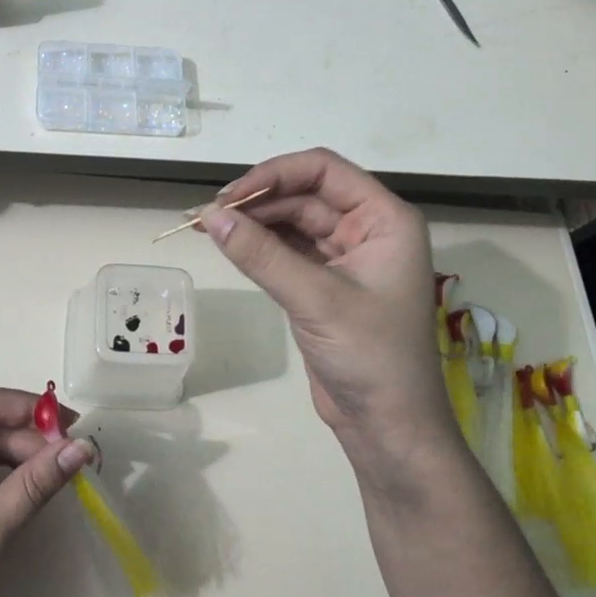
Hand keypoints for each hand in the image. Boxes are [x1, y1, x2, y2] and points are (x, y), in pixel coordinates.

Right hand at [200, 149, 451, 456]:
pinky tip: (228, 245)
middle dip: (258, 199)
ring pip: (293, 222)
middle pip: (305, 194)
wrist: (388, 426)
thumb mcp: (315, 299)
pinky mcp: (324, 284)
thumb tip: (209, 215)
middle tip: (207, 215)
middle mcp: (368, 230)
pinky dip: (259, 246)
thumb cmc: (370, 356)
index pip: (325, 170)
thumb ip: (261, 254)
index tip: (231, 196)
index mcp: (385, 220)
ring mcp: (346, 257)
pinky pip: (288, 250)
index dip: (276, 173)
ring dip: (254, 222)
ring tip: (207, 226)